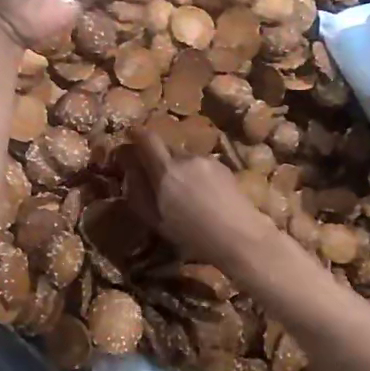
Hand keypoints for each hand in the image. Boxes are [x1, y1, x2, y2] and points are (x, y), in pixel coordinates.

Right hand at [124, 127, 279, 268]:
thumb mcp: (157, 221)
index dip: (136, 134)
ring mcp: (206, 161)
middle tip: (159, 179)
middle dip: (159, 159)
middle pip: (167, 149)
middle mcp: (185, 159)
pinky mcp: (223, 167)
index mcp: (165, 171)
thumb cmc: (193, 235)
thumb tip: (131, 173)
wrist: (239, 236)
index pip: (147, 139)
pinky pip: (202, 165)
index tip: (130, 135)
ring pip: (185, 158)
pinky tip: (204, 194)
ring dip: (180, 168)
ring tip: (185, 192)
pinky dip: (197, 174)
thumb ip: (139, 193)